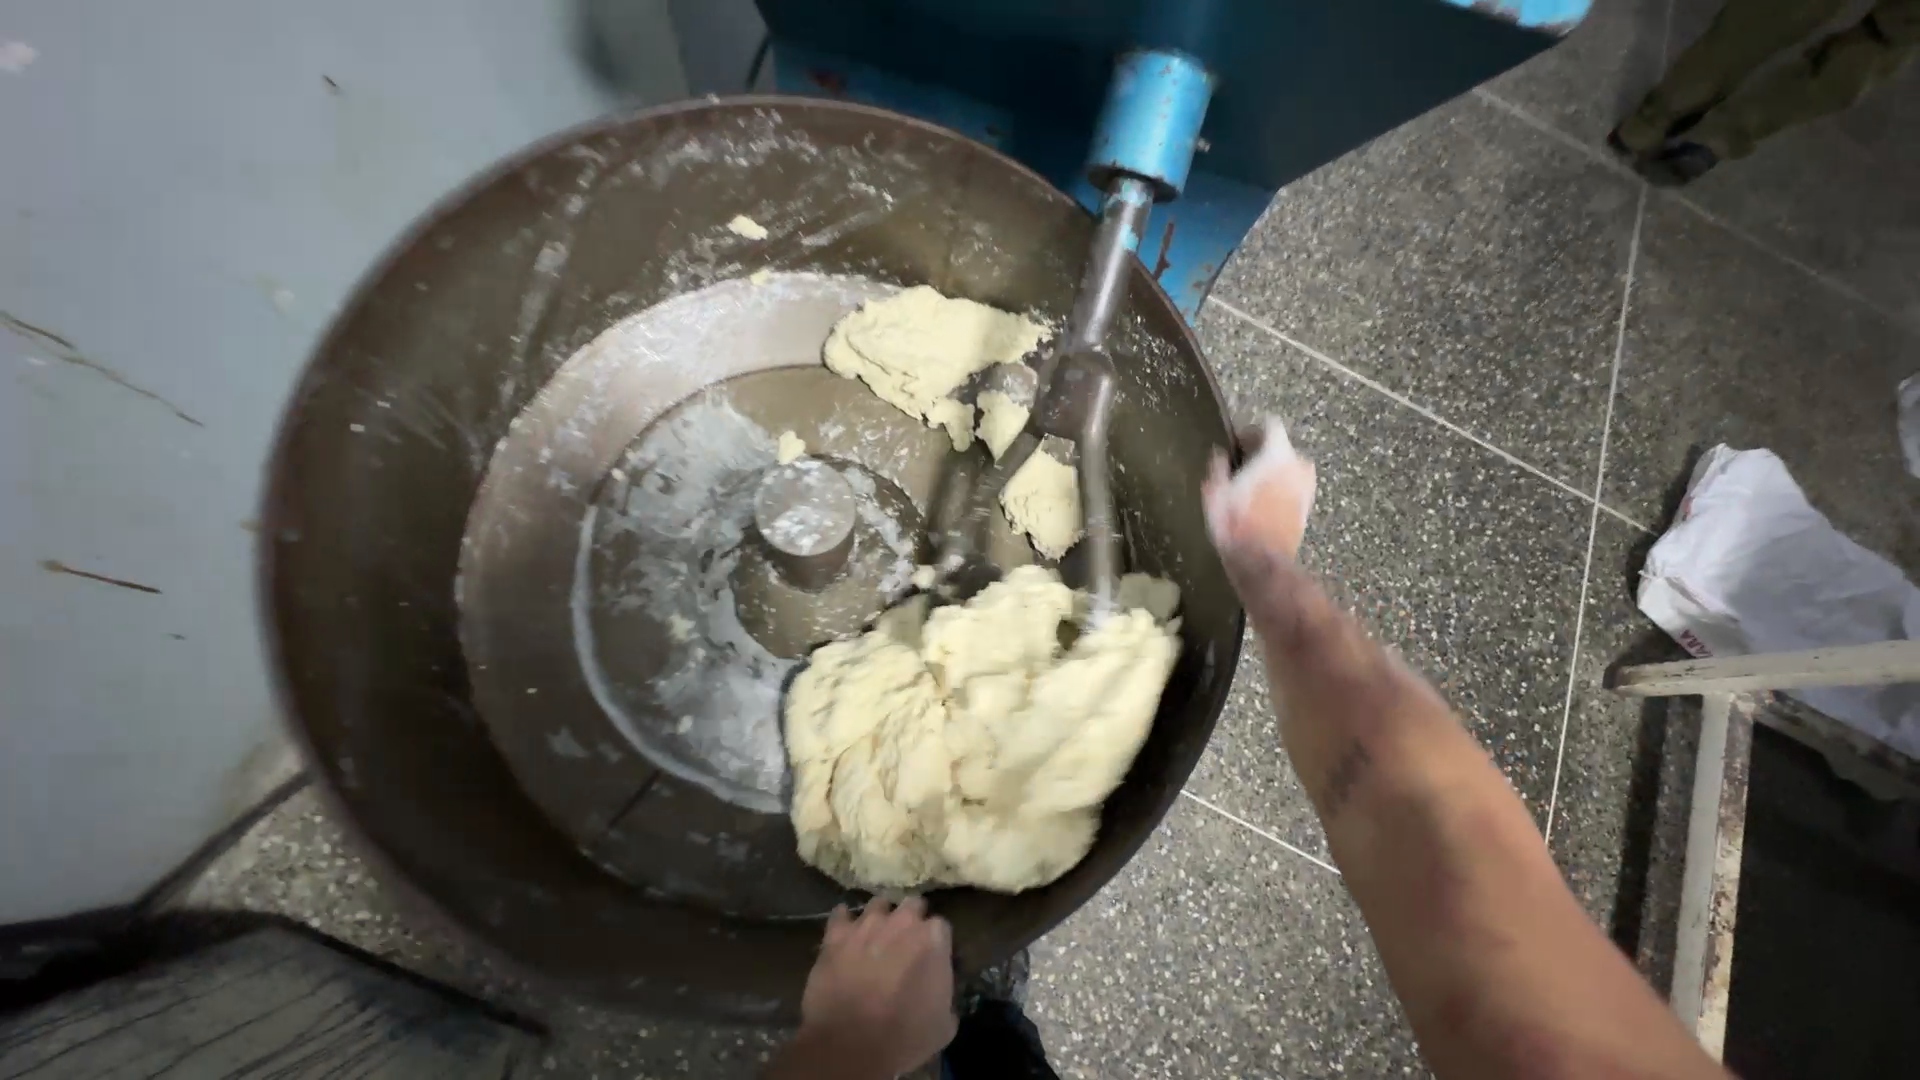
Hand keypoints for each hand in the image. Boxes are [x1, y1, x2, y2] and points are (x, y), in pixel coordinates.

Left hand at [793, 897, 956, 1077]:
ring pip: (877, 904)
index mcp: (933, 938)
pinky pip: (840, 915)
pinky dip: (843, 922)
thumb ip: (945, 996)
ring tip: (875, 936)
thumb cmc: (904, 1037)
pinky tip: (844, 933)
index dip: (936, 944)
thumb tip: (938, 992)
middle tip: (906, 944)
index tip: (931, 959)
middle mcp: (902, 920)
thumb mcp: (943, 1025)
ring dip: (879, 918)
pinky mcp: (836, 934)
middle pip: (912, 905)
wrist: (851, 1045)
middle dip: (911, 920)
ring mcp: (867, 923)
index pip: (941, 927)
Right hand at [1202, 419, 1315, 562]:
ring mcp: (1306, 486)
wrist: (1261, 560)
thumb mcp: (1214, 492)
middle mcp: (1298, 464)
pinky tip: (1262, 505)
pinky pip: (1292, 487)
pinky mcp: (1308, 506)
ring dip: (1271, 473)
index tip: (1236, 445)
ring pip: (1287, 468)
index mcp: (1276, 453)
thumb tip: (1221, 454)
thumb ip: (1218, 467)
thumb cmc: (1235, 522)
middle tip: (1240, 469)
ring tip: (1250, 489)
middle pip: (1279, 448)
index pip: (1268, 425)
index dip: (1250, 432)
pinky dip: (1279, 489)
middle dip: (1261, 454)